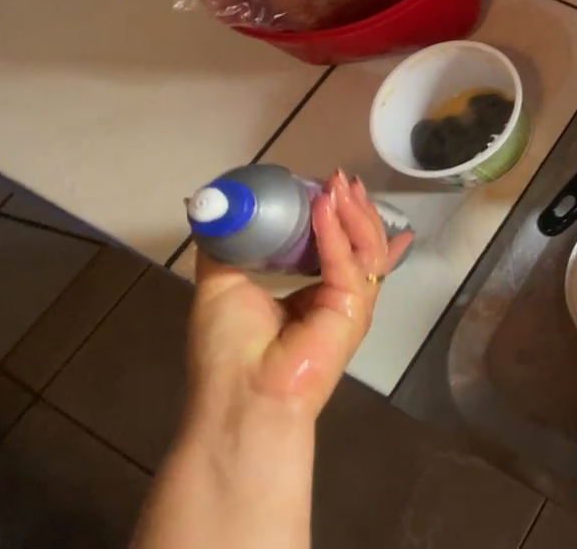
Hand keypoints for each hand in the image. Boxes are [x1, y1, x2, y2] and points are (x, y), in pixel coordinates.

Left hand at [187, 171, 412, 417]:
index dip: (339, 218)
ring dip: (353, 212)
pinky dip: (336, 233)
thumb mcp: (221, 287)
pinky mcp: (356, 305)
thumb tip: (210, 211)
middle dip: (355, 208)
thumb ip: (228, 249)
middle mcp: (341, 294)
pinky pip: (349, 261)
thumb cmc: (228, 351)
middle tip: (343, 180)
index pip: (340, 247)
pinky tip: (325, 207)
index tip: (331, 190)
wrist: (241, 395)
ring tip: (339, 185)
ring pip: (366, 245)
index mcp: (316, 294)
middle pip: (361, 241)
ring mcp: (354, 300)